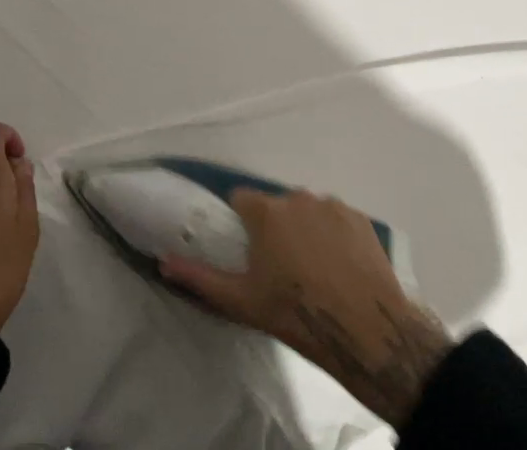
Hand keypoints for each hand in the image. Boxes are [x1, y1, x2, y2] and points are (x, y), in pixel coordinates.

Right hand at [161, 190, 449, 426]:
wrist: (364, 329)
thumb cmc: (294, 313)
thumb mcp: (240, 300)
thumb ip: (199, 277)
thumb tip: (162, 262)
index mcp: (267, 212)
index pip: (241, 199)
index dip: (239, 221)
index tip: (245, 246)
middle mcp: (299, 198)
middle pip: (276, 205)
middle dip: (274, 227)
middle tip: (278, 265)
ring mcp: (333, 206)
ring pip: (308, 211)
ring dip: (304, 228)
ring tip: (311, 267)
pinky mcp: (361, 219)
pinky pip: (337, 219)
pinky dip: (333, 235)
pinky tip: (337, 265)